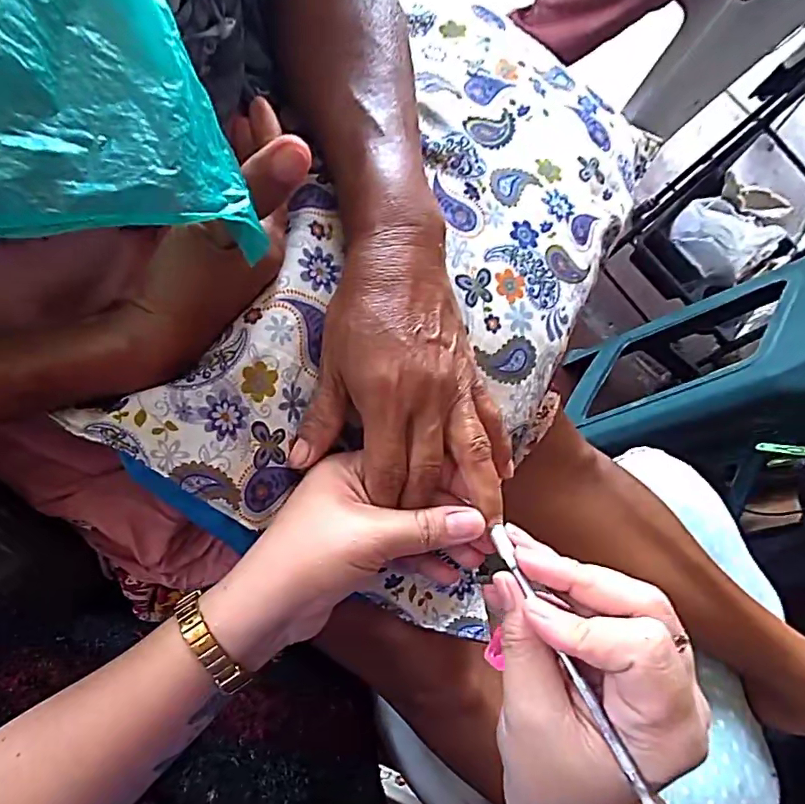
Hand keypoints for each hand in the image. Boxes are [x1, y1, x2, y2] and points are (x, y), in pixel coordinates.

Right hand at [96, 98, 310, 390]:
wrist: (138, 335)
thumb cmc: (183, 284)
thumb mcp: (221, 231)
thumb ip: (258, 188)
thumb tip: (301, 145)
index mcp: (263, 240)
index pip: (276, 178)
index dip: (269, 137)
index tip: (256, 101)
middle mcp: (244, 246)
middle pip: (254, 186)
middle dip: (248, 148)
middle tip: (237, 112)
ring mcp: (214, 253)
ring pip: (227, 197)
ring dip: (222, 164)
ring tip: (215, 132)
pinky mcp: (185, 258)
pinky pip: (201, 208)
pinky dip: (199, 184)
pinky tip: (185, 169)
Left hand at [200, 451, 490, 667]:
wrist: (267, 606)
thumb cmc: (310, 558)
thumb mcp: (371, 537)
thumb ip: (425, 526)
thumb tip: (476, 519)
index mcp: (349, 466)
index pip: (414, 464)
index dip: (454, 486)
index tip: (489, 509)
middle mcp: (353, 487)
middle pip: (415, 495)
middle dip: (452, 519)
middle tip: (489, 542)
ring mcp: (353, 520)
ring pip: (409, 525)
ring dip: (441, 542)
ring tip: (475, 561)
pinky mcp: (354, 549)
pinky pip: (397, 548)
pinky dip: (420, 559)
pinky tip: (446, 574)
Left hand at [290, 224, 512, 518]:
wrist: (400, 261)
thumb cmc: (358, 313)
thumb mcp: (331, 366)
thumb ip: (321, 418)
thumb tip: (298, 461)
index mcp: (386, 401)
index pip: (390, 470)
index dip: (389, 504)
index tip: (387, 528)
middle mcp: (427, 400)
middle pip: (430, 470)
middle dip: (430, 508)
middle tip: (434, 541)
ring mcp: (454, 389)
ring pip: (471, 452)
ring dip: (482, 494)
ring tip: (493, 529)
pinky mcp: (472, 376)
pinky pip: (490, 420)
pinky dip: (498, 451)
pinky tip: (506, 475)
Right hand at [487, 528, 708, 803]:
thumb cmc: (548, 781)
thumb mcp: (527, 718)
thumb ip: (523, 649)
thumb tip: (507, 585)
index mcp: (668, 729)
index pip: (644, 650)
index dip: (582, 623)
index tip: (527, 612)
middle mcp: (683, 696)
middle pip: (648, 611)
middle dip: (583, 580)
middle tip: (525, 559)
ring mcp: (664, 677)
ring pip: (632, 602)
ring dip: (574, 577)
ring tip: (523, 557)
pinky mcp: (637, 663)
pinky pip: (612, 613)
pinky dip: (571, 591)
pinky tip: (535, 575)